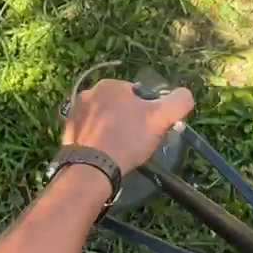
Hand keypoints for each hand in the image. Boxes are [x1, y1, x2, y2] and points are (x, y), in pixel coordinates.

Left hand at [62, 80, 194, 173]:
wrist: (92, 167)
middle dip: (127, 119)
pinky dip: (97, 139)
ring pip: (102, 118)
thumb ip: (179, 101)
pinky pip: (89, 131)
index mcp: (110, 85)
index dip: (147, 111)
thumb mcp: (161, 117)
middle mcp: (88, 93)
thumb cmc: (128, 138)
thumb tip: (186, 94)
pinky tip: (104, 152)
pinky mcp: (67, 130)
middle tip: (135, 140)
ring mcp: (75, 111)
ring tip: (120, 148)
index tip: (149, 128)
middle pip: (118, 105)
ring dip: (111, 129)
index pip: (136, 94)